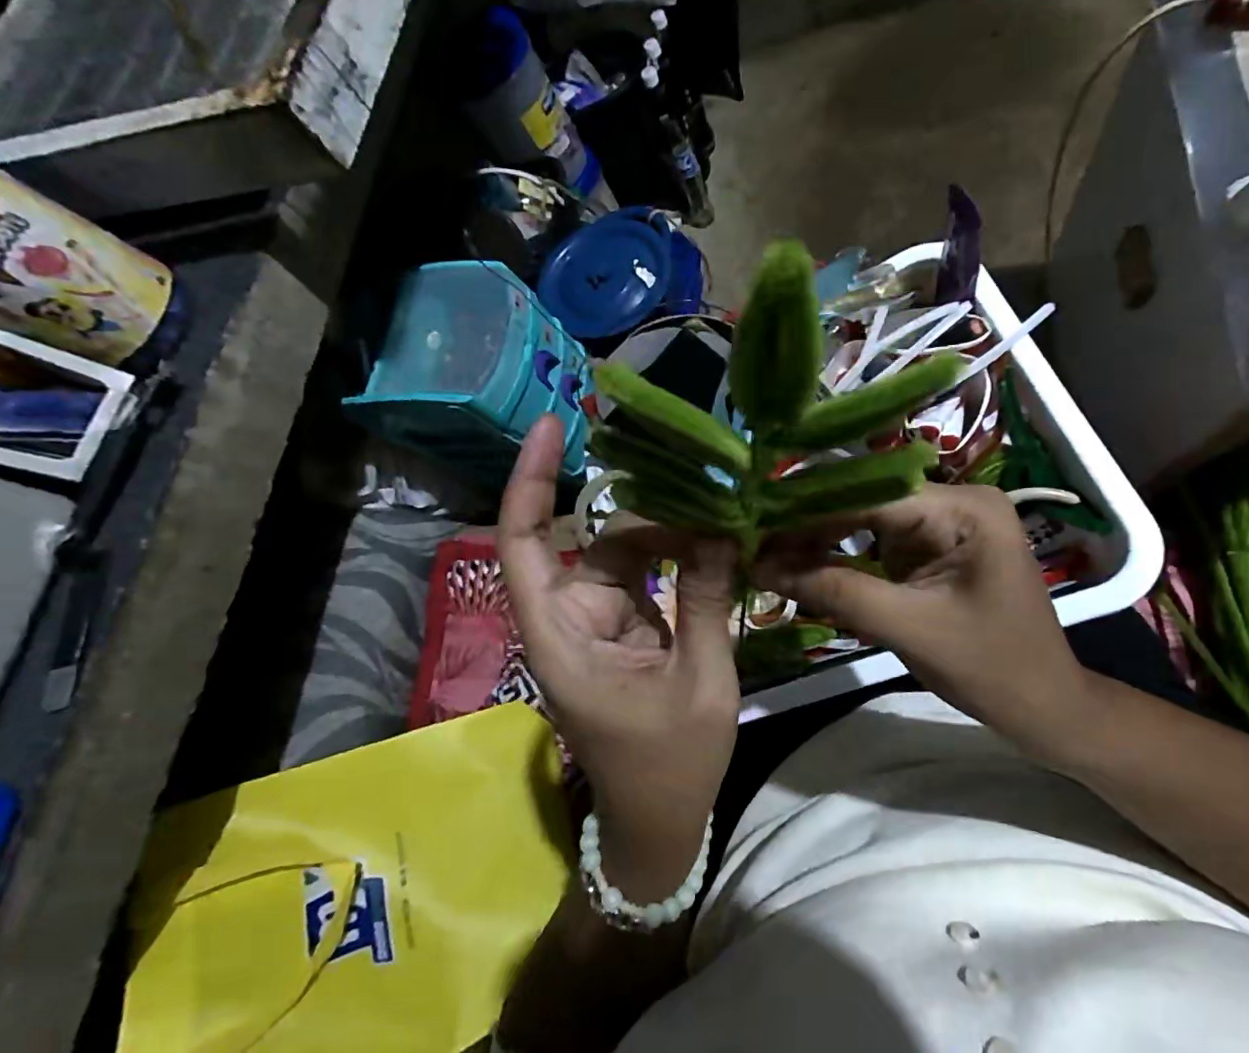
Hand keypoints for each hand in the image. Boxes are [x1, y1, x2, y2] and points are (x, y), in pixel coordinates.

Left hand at [499, 416, 739, 899]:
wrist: (659, 823)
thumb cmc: (671, 764)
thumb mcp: (701, 680)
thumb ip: (708, 599)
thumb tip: (721, 527)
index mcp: (564, 637)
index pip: (525, 545)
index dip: (530, 482)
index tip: (552, 426)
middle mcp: (572, 620)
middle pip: (596, 542)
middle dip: (649, 510)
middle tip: (711, 483)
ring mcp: (600, 625)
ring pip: (626, 556)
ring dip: (671, 533)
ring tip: (724, 508)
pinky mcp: (626, 632)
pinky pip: (647, 579)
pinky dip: (679, 559)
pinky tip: (717, 540)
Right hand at [754, 483, 1084, 740]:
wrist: (1043, 705)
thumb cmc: (990, 667)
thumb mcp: (910, 628)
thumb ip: (838, 591)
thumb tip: (763, 566)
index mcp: (964, 508)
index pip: (871, 494)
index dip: (809, 509)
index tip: (754, 522)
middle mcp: (955, 502)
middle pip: (867, 502)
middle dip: (810, 525)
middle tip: (752, 542)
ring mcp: (945, 525)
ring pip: (867, 522)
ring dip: (820, 540)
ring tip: (766, 553)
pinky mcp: (935, 549)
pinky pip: (879, 544)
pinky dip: (843, 558)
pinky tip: (802, 565)